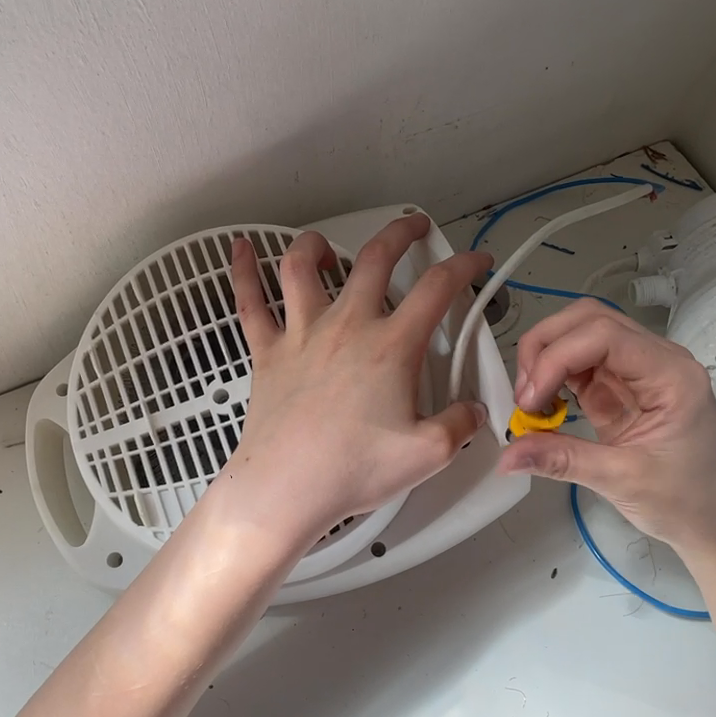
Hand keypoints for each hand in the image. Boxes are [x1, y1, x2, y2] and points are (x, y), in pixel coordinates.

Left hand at [223, 214, 490, 538]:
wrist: (286, 488)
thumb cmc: (349, 470)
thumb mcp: (428, 453)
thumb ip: (460, 424)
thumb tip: (471, 411)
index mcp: (391, 346)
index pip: (438, 288)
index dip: (464, 266)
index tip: (475, 262)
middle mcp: (346, 327)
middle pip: (376, 258)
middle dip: (401, 232)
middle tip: (414, 227)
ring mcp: (302, 335)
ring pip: (304, 266)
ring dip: (319, 244)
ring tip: (329, 243)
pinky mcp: (268, 353)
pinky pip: (250, 302)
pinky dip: (243, 271)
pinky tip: (240, 249)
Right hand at [497, 300, 715, 556]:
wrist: (714, 523)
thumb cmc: (685, 501)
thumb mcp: (623, 481)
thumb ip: (563, 460)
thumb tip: (506, 457)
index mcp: (671, 373)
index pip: (603, 335)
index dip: (556, 358)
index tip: (528, 402)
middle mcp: (656, 359)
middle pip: (590, 320)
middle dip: (546, 347)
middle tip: (523, 395)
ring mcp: (637, 370)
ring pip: (581, 334)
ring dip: (546, 358)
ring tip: (528, 401)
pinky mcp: (620, 387)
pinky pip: (580, 364)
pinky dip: (553, 377)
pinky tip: (542, 405)